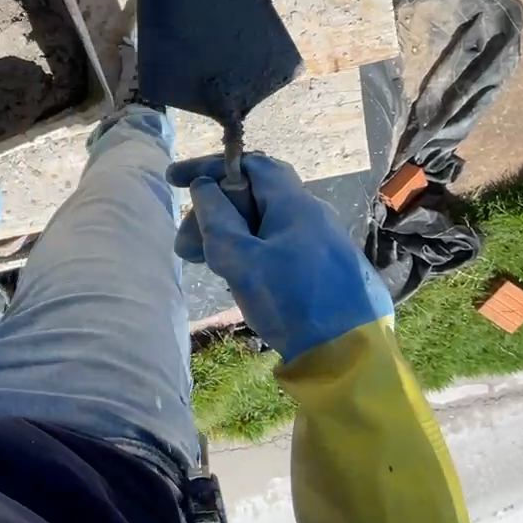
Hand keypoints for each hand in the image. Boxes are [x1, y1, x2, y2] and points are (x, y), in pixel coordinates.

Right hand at [167, 153, 392, 359]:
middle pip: (252, 197)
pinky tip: (233, 275)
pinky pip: (276, 244)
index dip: (209, 167)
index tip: (175, 180)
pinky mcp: (324, 267)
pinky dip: (247, 250)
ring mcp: (321, 242)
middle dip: (212, 213)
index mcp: (295, 205)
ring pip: (262, 223)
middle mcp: (312, 215)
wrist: (347, 357)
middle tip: (184, 242)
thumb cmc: (289, 299)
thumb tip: (204, 187)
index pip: (249, 164)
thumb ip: (216, 217)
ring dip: (226, 235)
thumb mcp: (239, 258)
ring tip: (202, 263)